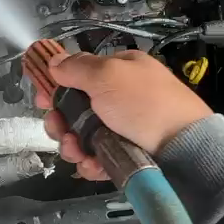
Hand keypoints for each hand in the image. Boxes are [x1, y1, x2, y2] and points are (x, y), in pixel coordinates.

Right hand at [34, 50, 211, 180]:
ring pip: (80, 136)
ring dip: (70, 144)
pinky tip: (91, 163)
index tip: (41, 97)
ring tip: (76, 150)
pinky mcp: (123, 153)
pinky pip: (95, 157)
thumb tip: (54, 60)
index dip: (55, 85)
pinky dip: (89, 162)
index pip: (77, 74)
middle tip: (58, 127)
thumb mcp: (108, 75)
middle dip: (60, 120)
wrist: (182, 149)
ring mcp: (120, 128)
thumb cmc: (149, 105)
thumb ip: (77, 67)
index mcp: (118, 71)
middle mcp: (118, 98)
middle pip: (73, 109)